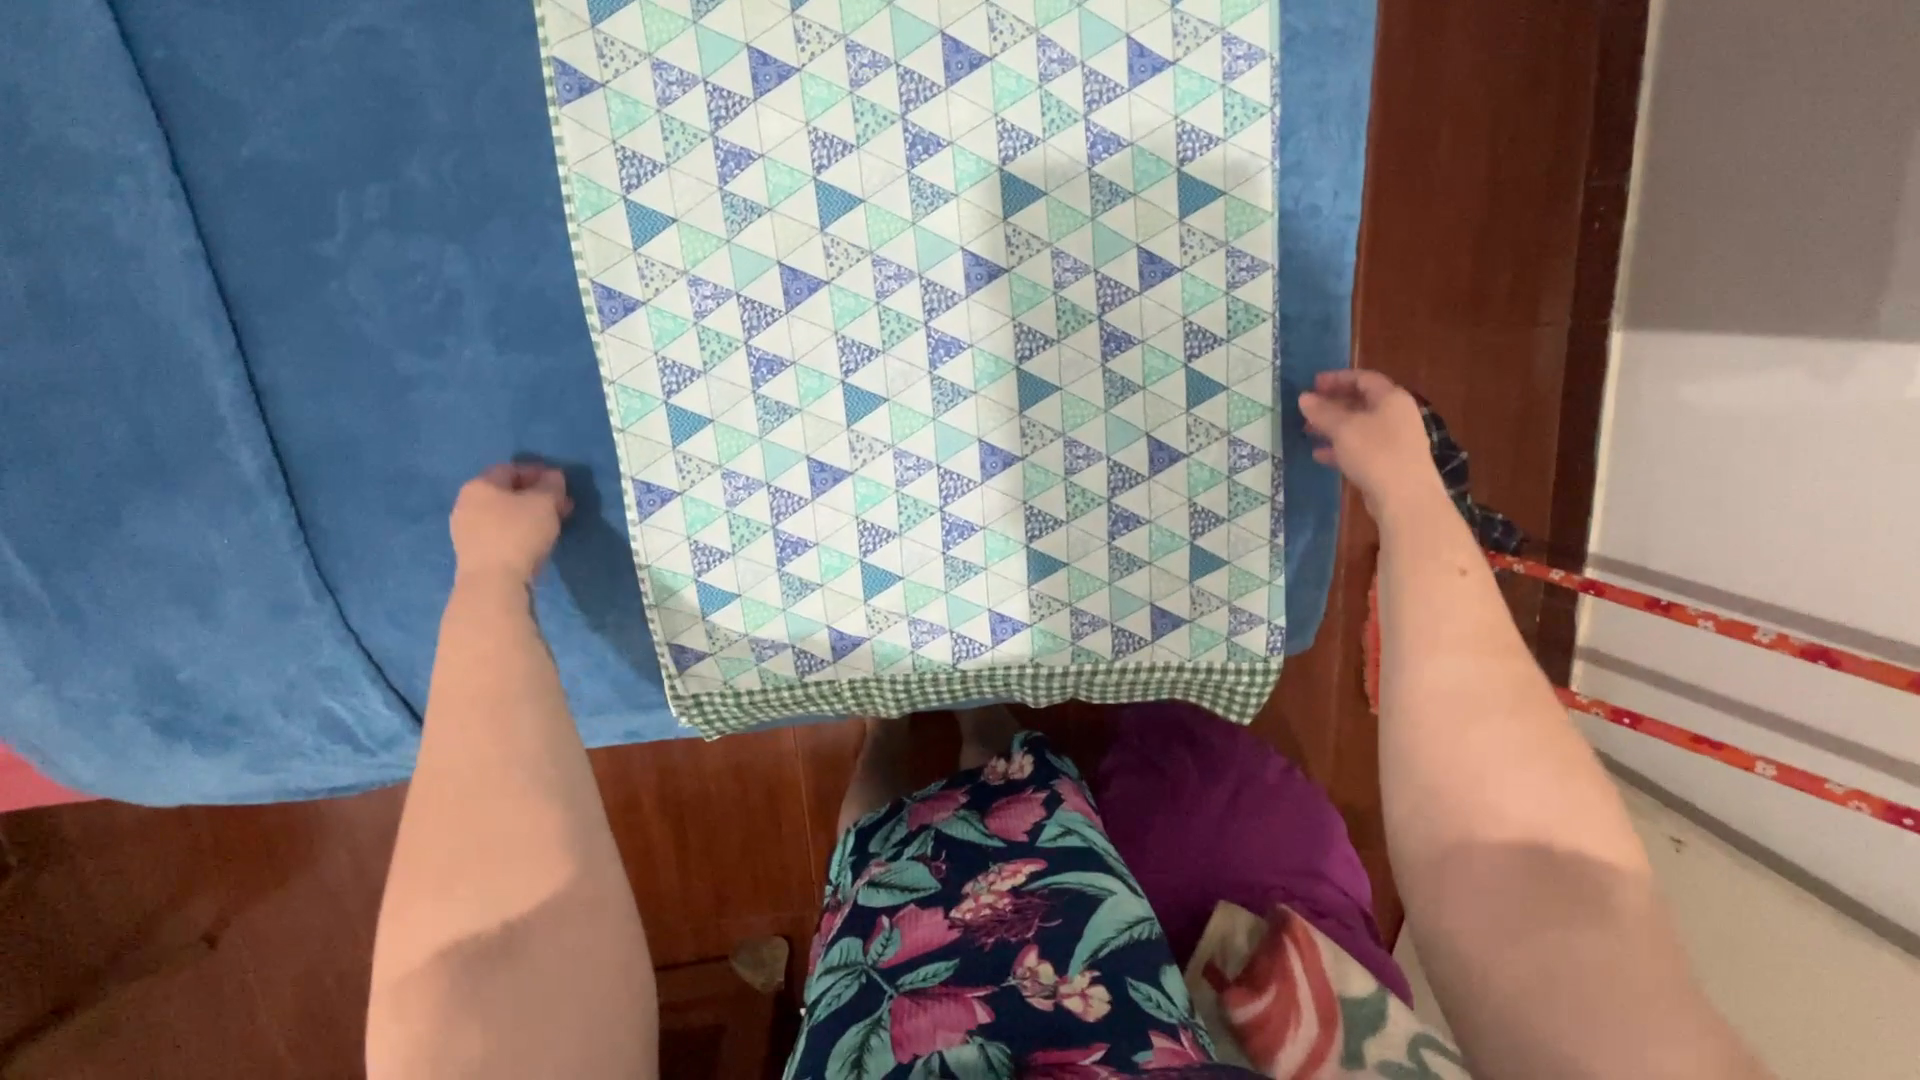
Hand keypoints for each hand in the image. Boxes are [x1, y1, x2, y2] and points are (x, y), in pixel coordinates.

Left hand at [450, 464, 573, 584]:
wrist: (493, 582)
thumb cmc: (519, 533)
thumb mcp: (545, 503)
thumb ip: (551, 485)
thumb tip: (553, 476)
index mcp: (480, 485)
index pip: (510, 469)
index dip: (538, 472)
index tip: (560, 483)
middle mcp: (466, 503)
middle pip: (506, 492)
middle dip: (535, 495)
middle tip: (561, 504)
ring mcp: (465, 529)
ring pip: (503, 513)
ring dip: (528, 514)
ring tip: (552, 524)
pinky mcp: (472, 552)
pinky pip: (499, 532)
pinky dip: (518, 531)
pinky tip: (535, 540)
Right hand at [1298, 370, 1442, 515]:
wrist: (1405, 497)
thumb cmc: (1375, 453)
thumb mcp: (1343, 428)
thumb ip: (1322, 411)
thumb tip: (1304, 398)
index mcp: (1391, 398)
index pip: (1363, 378)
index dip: (1337, 378)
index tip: (1313, 384)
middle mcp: (1396, 415)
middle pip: (1361, 402)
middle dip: (1332, 404)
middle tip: (1307, 410)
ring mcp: (1394, 440)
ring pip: (1358, 426)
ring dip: (1332, 427)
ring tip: (1308, 432)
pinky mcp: (1388, 462)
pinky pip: (1360, 447)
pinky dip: (1340, 447)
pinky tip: (1320, 455)